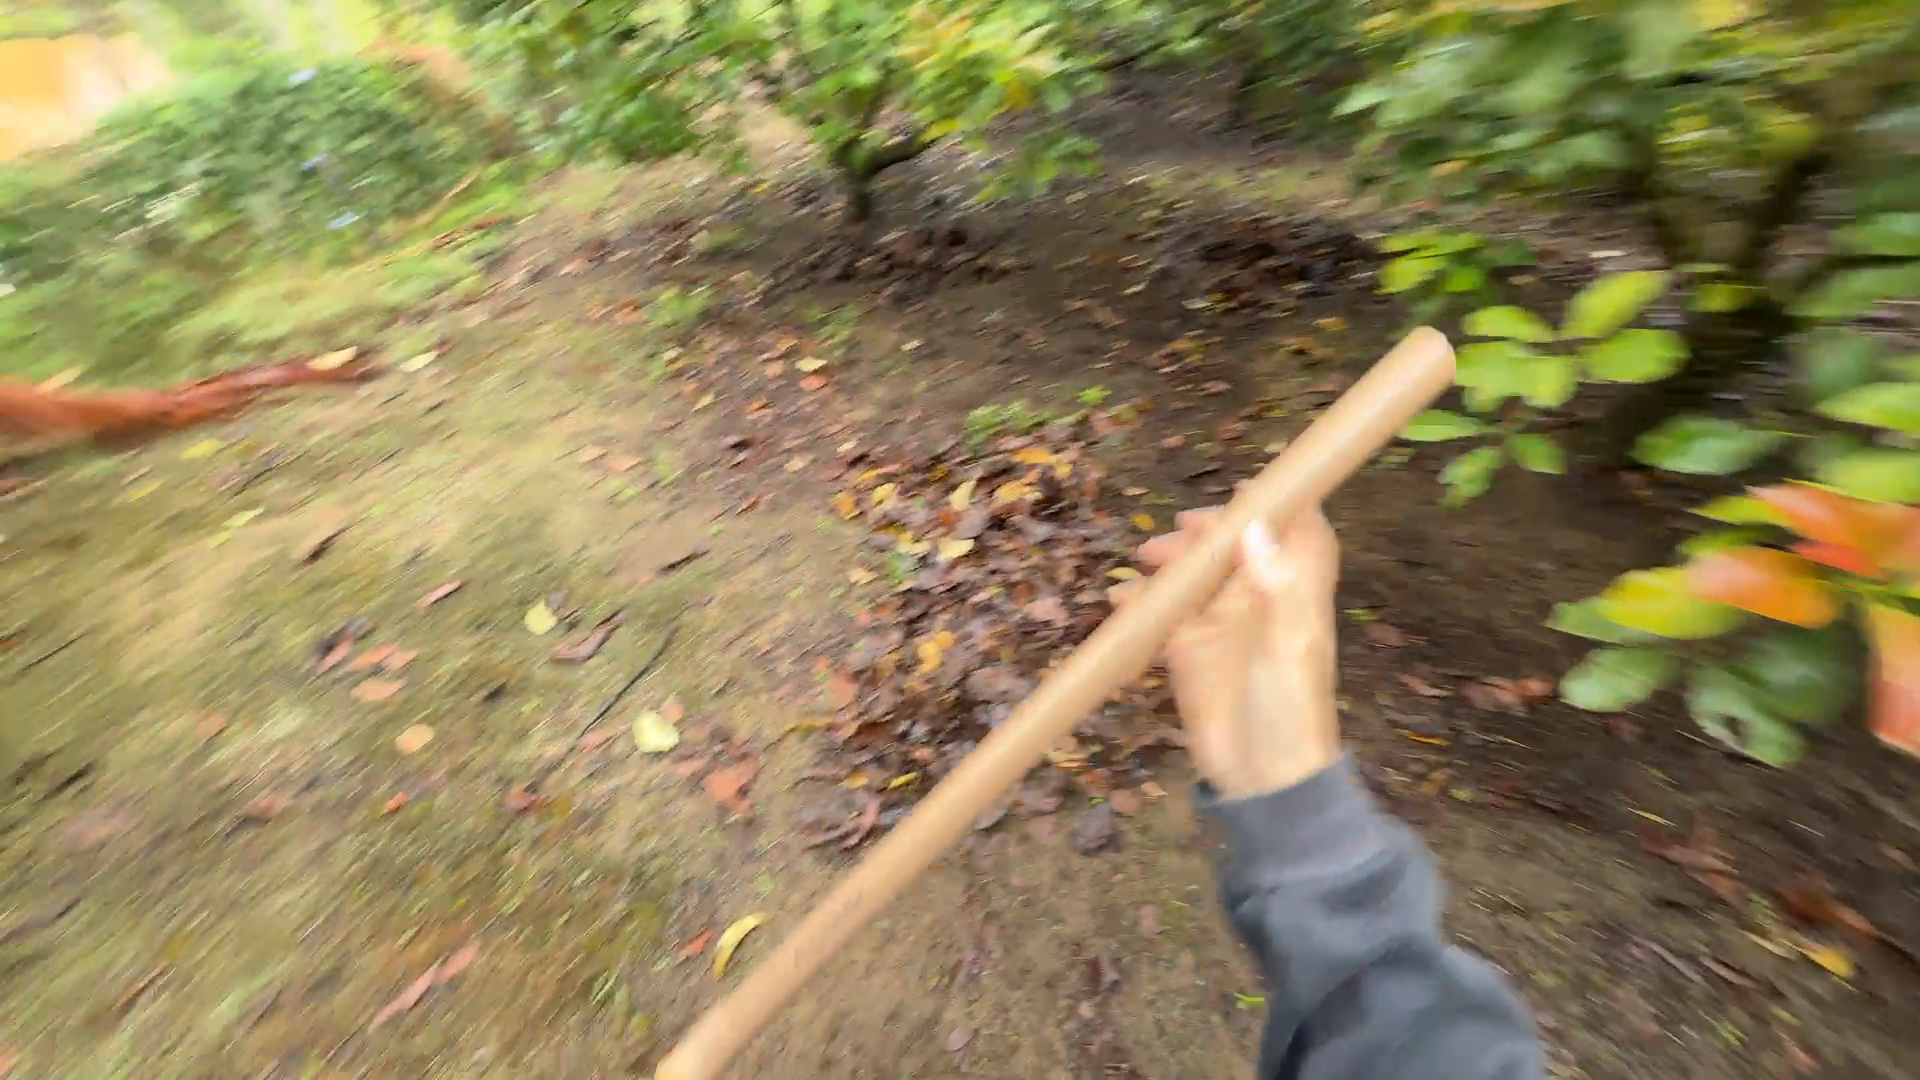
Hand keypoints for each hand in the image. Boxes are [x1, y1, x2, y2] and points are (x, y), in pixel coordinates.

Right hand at [1113, 506, 1341, 798]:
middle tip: (1179, 529)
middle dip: (1209, 533)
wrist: (1262, 779)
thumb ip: (1276, 588)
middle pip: (1236, 551)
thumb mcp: (1289, 648)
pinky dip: (1141, 605)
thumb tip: (1256, 528)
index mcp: (1293, 598)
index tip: (1249, 488)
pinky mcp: (1189, 654)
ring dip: (1171, 564)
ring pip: (1196, 579)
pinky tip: (1121, 601)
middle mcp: (1257, 605)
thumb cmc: (1288, 712)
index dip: (1282, 508)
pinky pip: (1162, 618)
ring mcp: (1221, 629)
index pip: (1301, 538)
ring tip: (1144, 560)